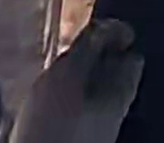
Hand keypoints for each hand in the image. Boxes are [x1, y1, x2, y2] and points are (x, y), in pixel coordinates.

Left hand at [9, 18, 144, 142]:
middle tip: (123, 65)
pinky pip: (58, 94)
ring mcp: (36, 95)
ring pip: (69, 74)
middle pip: (80, 51)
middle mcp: (50, 71)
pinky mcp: (29, 118)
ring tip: (106, 92)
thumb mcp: (110, 109)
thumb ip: (125, 79)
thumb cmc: (76, 138)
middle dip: (103, 55)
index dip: (117, 30)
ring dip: (89, 77)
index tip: (132, 39)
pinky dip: (75, 95)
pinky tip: (84, 112)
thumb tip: (134, 58)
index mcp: (69, 62)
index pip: (95, 30)